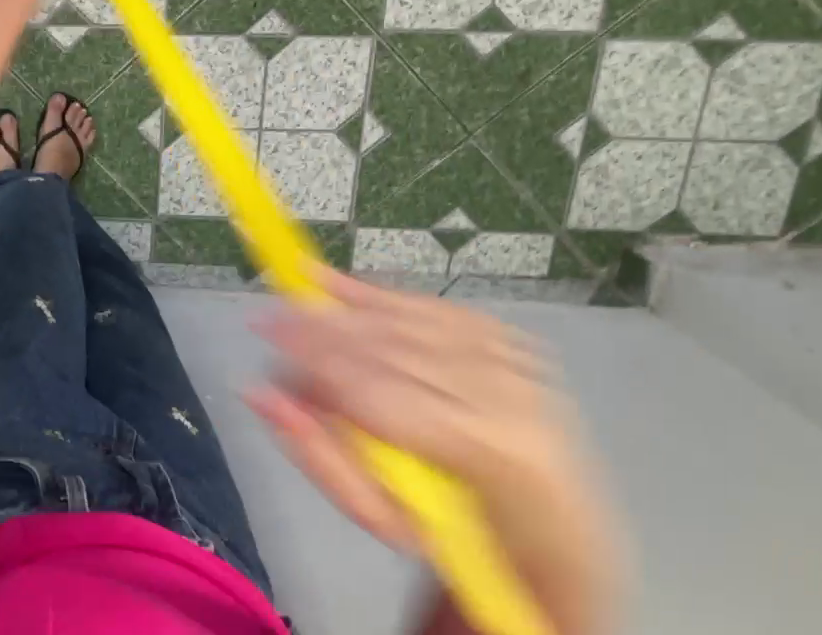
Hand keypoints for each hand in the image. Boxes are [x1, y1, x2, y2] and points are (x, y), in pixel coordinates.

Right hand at [245, 269, 622, 634]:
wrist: (561, 536)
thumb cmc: (462, 537)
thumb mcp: (383, 517)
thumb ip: (318, 455)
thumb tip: (260, 395)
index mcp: (486, 455)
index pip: (381, 392)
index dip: (317, 357)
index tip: (265, 335)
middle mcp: (510, 398)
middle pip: (394, 347)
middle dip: (323, 328)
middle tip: (267, 318)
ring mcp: (517, 366)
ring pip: (413, 320)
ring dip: (347, 305)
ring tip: (294, 293)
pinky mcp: (513, 344)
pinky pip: (434, 307)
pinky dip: (383, 295)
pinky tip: (339, 282)